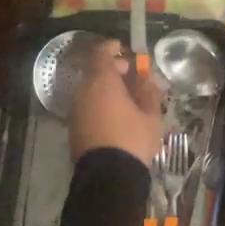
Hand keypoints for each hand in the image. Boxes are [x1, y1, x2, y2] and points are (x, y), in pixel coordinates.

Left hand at [68, 38, 163, 165]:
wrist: (108, 177)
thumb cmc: (133, 140)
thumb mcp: (151, 116)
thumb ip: (148, 91)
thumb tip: (146, 78)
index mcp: (102, 82)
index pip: (101, 53)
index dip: (112, 48)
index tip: (124, 50)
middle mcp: (83, 91)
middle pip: (95, 72)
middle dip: (113, 72)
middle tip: (132, 78)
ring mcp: (75, 110)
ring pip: (90, 91)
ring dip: (106, 90)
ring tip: (127, 101)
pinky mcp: (73, 128)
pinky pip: (87, 107)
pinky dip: (99, 105)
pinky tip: (115, 118)